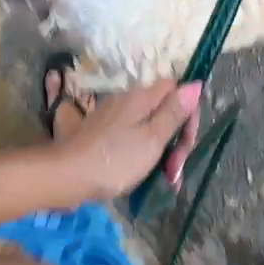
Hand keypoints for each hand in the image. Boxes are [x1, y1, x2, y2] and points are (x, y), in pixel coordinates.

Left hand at [52, 80, 202, 201]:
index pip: (176, 89)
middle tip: (175, 169)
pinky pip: (134, 138)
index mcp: (141, 97)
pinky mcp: (104, 135)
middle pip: (164, 110)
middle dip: (177, 138)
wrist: (67, 176)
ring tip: (166, 181)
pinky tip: (148, 177)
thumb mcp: (152, 138)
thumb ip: (174, 112)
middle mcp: (128, 101)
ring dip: (163, 152)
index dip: (189, 112)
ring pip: (150, 127)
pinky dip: (145, 156)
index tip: (187, 142)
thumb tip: (196, 83)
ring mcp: (114, 118)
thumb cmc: (114, 159)